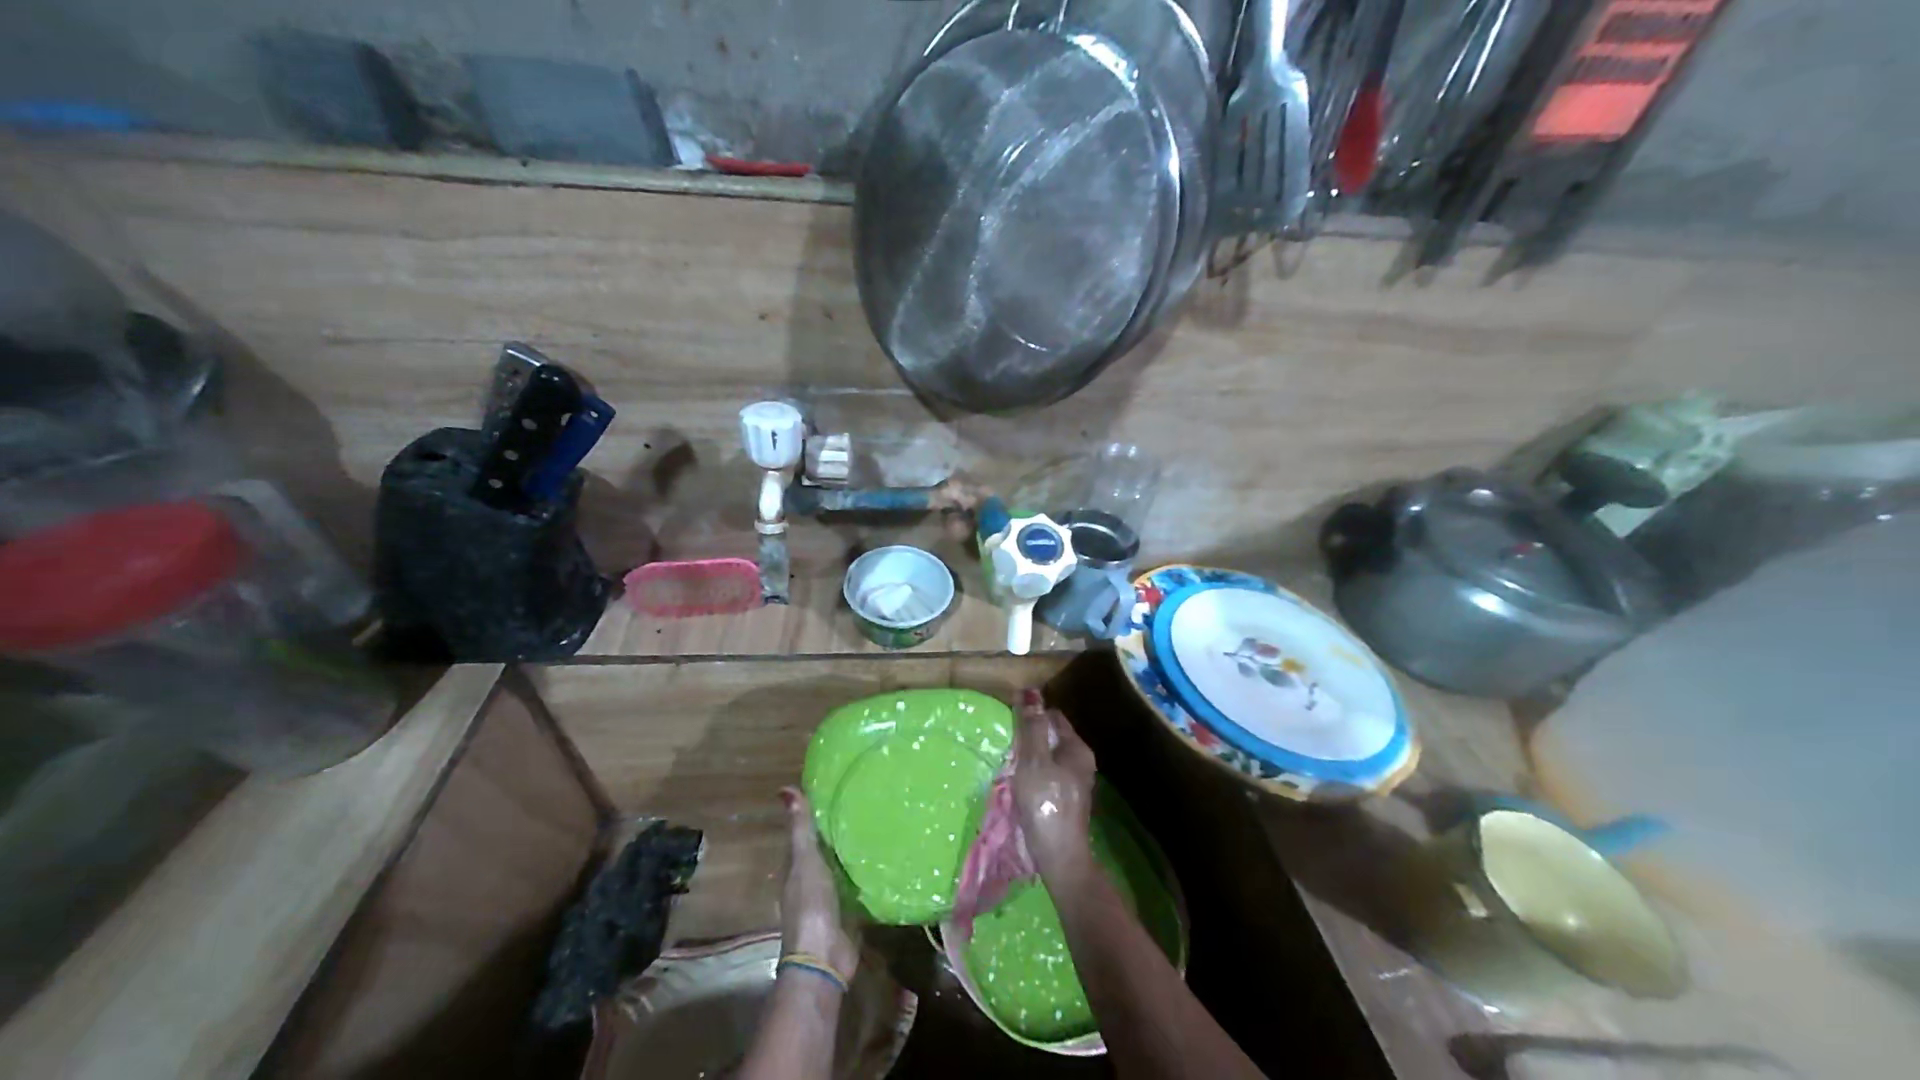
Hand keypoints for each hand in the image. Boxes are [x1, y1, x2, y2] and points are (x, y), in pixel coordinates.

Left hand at [777, 787, 859, 979]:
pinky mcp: (847, 915)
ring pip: (839, 870)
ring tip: (876, 832)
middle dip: (837, 835)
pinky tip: (881, 867)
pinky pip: (856, 889)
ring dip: (851, 855)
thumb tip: (784, 789)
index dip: (814, 817)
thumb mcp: (805, 860)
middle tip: (863, 809)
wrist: (823, 955)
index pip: (804, 836)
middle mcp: (810, 882)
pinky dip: (864, 877)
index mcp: (796, 868)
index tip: (834, 794)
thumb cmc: (810, 903)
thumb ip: (800, 829)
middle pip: (823, 852)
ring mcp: (829, 901)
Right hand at [1010, 688, 1097, 880]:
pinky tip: (1021, 786)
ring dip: (1031, 758)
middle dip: (1031, 738)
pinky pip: (1049, 777)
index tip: (1011, 723)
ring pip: (1050, 758)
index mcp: (1077, 749)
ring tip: (1011, 766)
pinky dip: (1035, 776)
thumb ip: (1032, 727)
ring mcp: (1076, 784)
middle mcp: (1082, 763)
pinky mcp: (1067, 802)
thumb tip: (1030, 692)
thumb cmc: (1045, 803)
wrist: (1059, 856)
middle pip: (1052, 737)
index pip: (1054, 717)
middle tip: (1009, 746)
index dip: (1033, 715)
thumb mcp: (1034, 760)